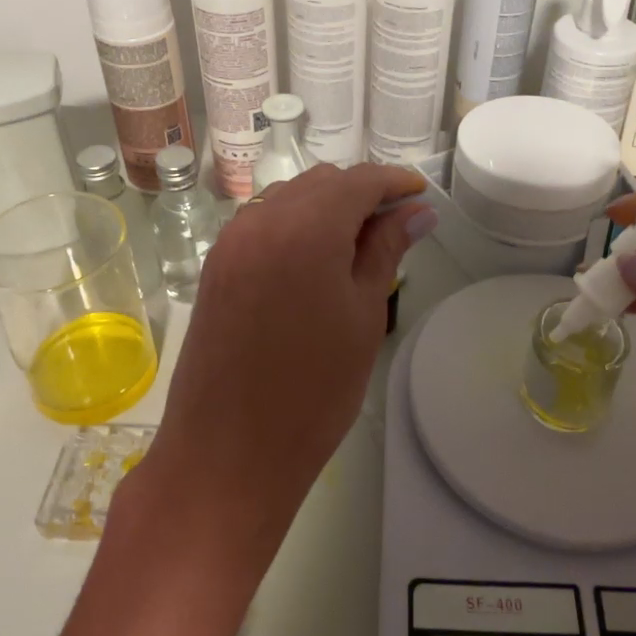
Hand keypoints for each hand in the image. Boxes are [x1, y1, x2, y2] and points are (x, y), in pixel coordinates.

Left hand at [25, 164, 436, 635]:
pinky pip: (261, 223)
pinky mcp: (215, 266)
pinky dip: (294, 225)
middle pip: (320, 182)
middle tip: (395, 228)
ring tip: (358, 246)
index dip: (394, 182)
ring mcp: (230, 241)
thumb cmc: (313, 391)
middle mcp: (260, 220)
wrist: (226, 454)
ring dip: (325, 207)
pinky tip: (315, 260)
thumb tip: (417, 212)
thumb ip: (386, 251)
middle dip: (360, 193)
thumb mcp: (363, 316)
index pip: (357, 181)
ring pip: (287, 198)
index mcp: (304, 227)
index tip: (420, 197)